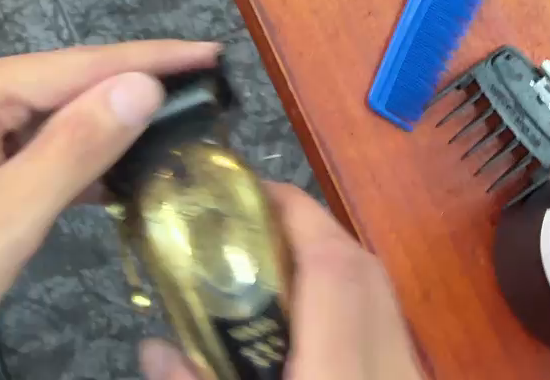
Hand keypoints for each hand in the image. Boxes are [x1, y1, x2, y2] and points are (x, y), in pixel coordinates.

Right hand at [138, 184, 425, 379]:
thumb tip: (154, 347)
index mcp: (345, 379)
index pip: (336, 271)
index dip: (293, 213)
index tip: (240, 189)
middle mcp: (395, 379)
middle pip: (366, 275)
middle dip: (307, 228)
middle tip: (242, 220)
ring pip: (385, 306)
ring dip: (327, 268)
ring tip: (266, 268)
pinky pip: (390, 343)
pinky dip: (346, 314)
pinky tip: (303, 334)